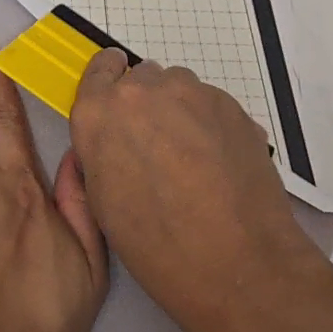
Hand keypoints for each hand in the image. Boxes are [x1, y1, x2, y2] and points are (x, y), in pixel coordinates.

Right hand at [67, 50, 317, 331]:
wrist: (235, 262)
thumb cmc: (157, 245)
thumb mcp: (101, 200)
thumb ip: (100, 152)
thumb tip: (113, 140)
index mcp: (98, 113)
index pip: (99, 70)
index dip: (110, 82)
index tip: (119, 97)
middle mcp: (139, 91)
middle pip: (141, 79)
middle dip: (147, 105)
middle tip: (159, 148)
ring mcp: (188, 92)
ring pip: (178, 89)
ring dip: (180, 112)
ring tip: (194, 159)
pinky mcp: (228, 103)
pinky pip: (211, 103)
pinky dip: (211, 124)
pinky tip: (220, 164)